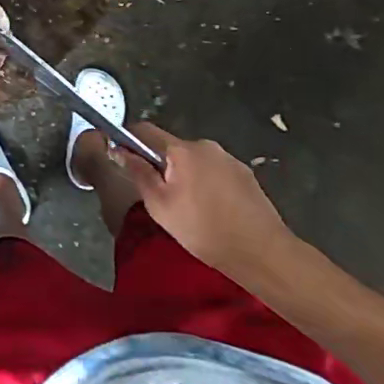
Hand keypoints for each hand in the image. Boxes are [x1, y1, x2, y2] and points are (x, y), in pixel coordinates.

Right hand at [109, 122, 294, 274]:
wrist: (262, 253)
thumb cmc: (203, 229)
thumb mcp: (159, 205)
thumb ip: (139, 173)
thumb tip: (121, 150)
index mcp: (182, 150)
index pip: (145, 130)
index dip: (128, 140)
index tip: (123, 158)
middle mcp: (206, 146)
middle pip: (171, 147)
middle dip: (161, 165)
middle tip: (160, 196)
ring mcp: (229, 159)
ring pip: (194, 160)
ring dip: (185, 175)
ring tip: (189, 208)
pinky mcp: (246, 174)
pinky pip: (214, 171)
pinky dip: (206, 183)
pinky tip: (212, 210)